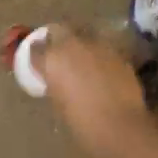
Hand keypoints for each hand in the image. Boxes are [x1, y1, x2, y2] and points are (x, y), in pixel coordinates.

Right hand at [36, 27, 150, 153]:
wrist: (122, 127)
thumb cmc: (83, 124)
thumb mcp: (59, 104)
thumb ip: (54, 84)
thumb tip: (57, 79)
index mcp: (52, 59)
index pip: (36, 48)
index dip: (37, 55)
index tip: (39, 63)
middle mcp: (72, 44)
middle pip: (58, 30)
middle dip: (55, 38)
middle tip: (57, 53)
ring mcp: (96, 44)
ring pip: (81, 33)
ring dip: (78, 42)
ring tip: (81, 58)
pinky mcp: (116, 51)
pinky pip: (101, 46)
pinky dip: (97, 53)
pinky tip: (101, 68)